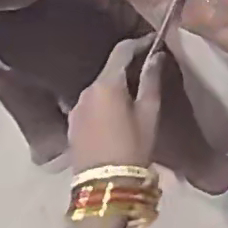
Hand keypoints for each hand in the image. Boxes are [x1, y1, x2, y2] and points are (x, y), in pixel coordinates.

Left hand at [67, 35, 166, 168]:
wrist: (104, 187)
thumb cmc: (132, 146)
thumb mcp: (149, 111)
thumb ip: (151, 79)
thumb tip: (156, 55)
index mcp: (106, 85)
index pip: (122, 50)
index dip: (140, 42)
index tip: (155, 40)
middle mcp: (86, 91)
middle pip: (109, 69)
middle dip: (129, 64)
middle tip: (149, 66)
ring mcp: (75, 109)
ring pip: (100, 87)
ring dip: (117, 84)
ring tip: (135, 92)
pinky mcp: (72, 125)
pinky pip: (92, 103)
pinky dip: (106, 100)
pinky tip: (117, 111)